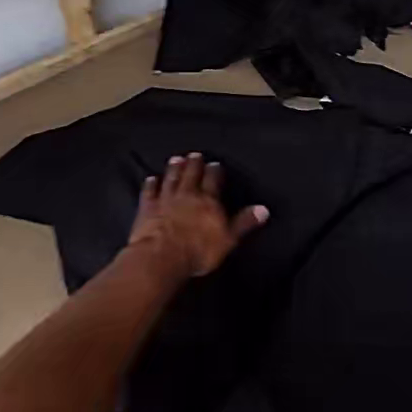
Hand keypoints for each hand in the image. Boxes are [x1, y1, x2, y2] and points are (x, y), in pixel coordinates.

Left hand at [126, 153, 268, 280]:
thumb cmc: (198, 251)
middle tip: (195, 154)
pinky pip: (149, 192)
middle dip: (194, 164)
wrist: (162, 256)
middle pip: (192, 175)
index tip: (215, 163)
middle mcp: (187, 195)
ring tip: (176, 159)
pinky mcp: (147, 209)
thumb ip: (244, 223)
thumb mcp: (229, 239)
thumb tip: (263, 209)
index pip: (213, 181)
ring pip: (171, 179)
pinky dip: (150, 184)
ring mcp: (165, 200)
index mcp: (208, 201)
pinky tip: (151, 178)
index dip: (215, 172)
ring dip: (174, 169)